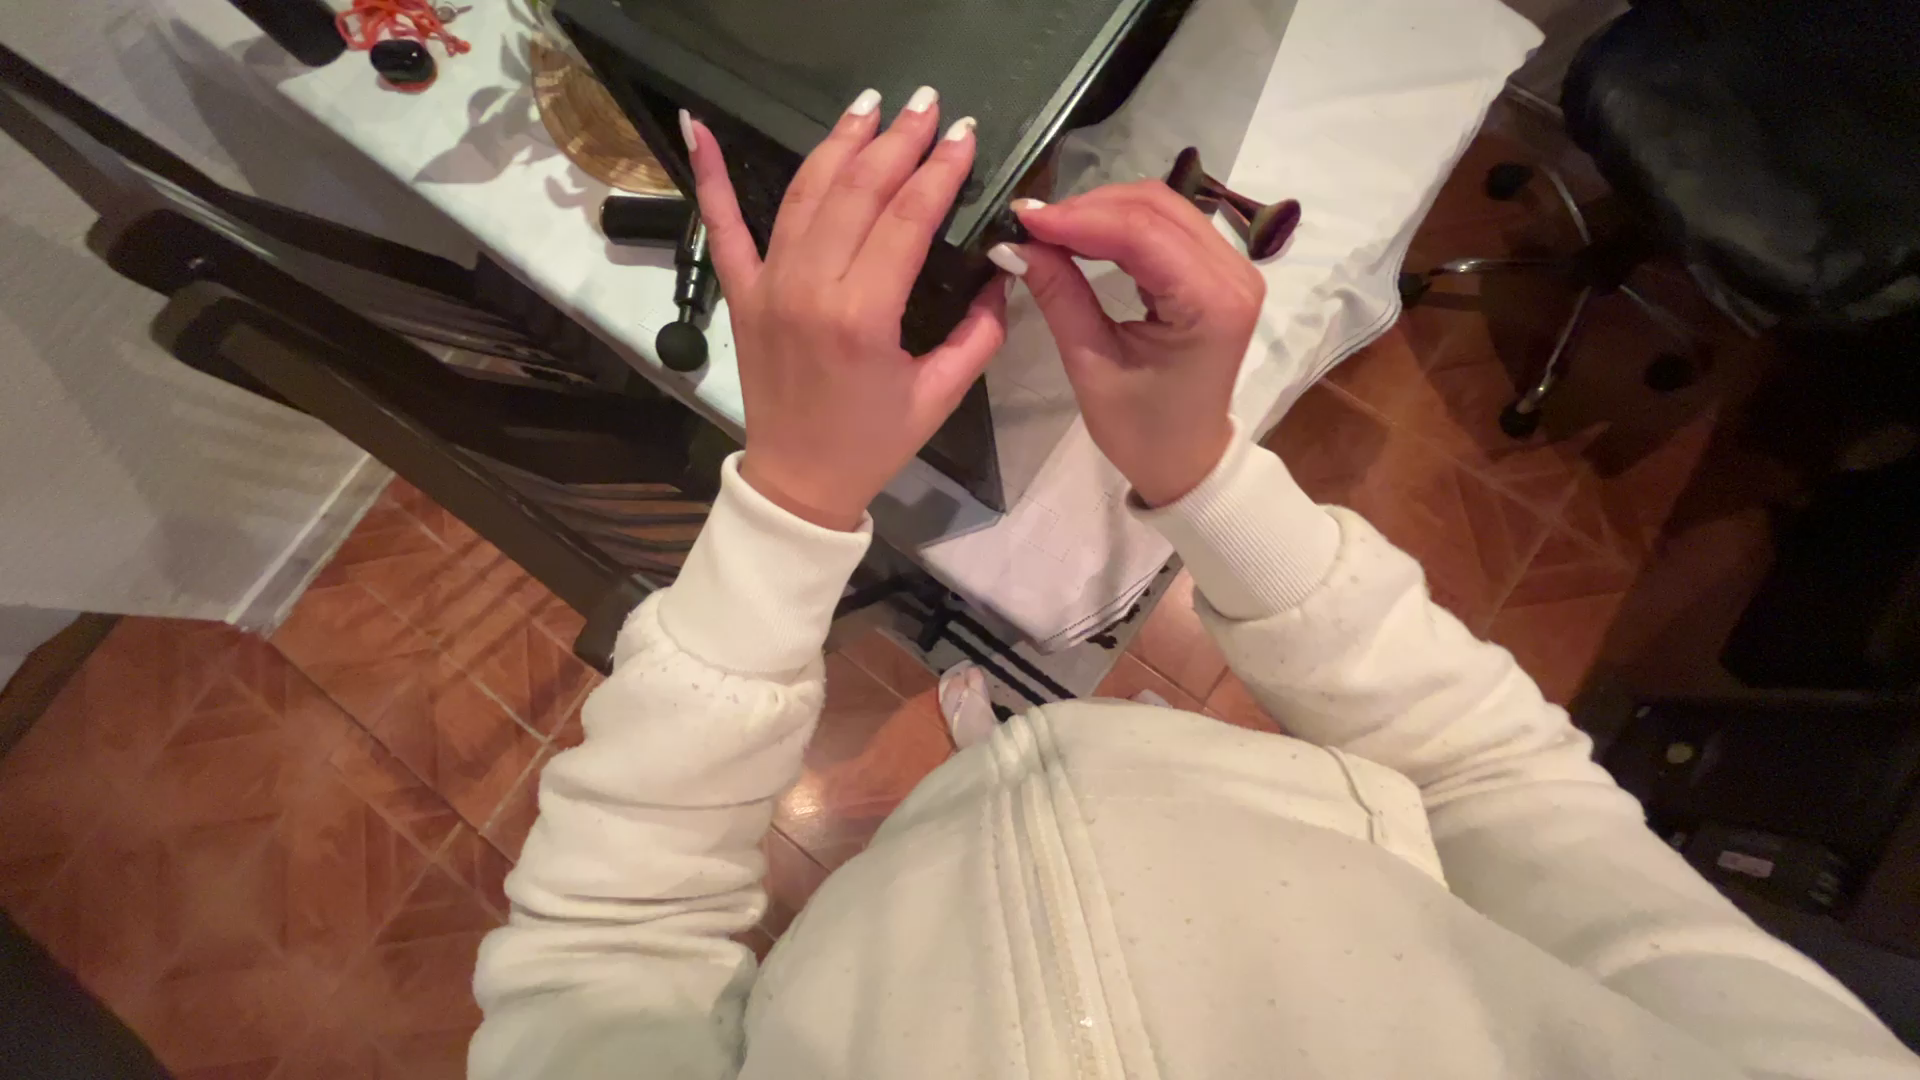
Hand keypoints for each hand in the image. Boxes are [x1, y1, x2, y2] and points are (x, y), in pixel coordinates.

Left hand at [682, 89, 1008, 530]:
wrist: (801, 480)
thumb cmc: (873, 444)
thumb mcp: (939, 397)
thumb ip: (979, 335)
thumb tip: (999, 276)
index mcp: (863, 317)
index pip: (907, 220)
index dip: (939, 172)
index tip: (965, 136)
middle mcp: (811, 289)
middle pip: (857, 192)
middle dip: (897, 142)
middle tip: (927, 106)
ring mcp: (769, 288)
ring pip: (804, 194)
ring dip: (839, 143)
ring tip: (869, 107)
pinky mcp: (743, 296)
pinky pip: (723, 228)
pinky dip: (711, 177)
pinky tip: (702, 129)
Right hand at [996, 182, 1264, 506]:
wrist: (1185, 460)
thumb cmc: (1141, 431)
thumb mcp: (1092, 366)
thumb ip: (1060, 297)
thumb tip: (1015, 246)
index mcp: (1210, 303)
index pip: (1141, 233)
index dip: (1079, 218)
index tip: (1023, 220)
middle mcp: (1232, 273)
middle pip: (1155, 208)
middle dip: (1088, 208)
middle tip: (1031, 225)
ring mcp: (1231, 268)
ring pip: (1162, 209)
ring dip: (1102, 212)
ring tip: (1051, 231)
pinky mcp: (1218, 271)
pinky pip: (1168, 228)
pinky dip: (1121, 226)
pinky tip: (1084, 237)